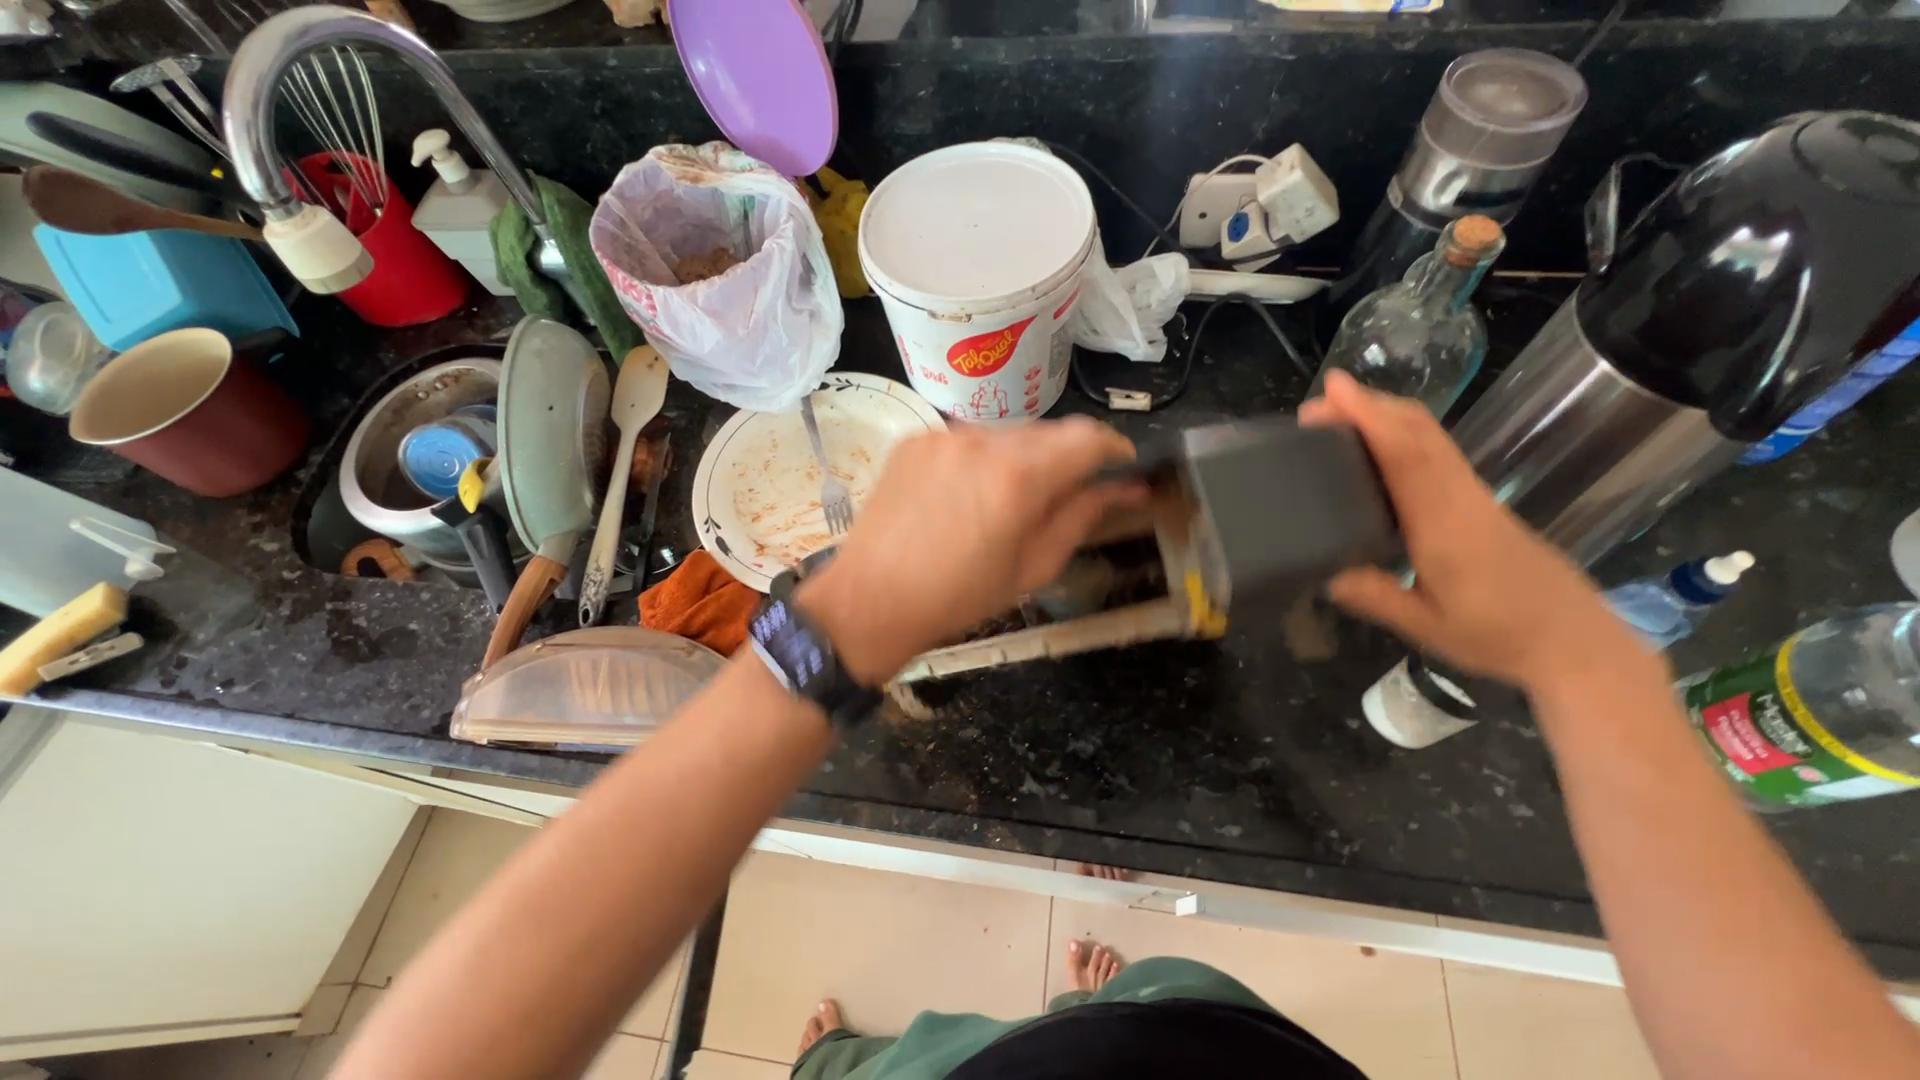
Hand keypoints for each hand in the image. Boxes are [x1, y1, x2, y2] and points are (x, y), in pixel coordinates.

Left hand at [795, 417, 1143, 684]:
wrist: (871, 600)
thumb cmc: (959, 597)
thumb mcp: (1032, 567)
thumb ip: (1081, 517)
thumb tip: (1125, 488)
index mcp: (1018, 476)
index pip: (1088, 437)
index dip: (1115, 448)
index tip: (1123, 466)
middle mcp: (982, 441)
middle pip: (1049, 430)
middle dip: (1069, 455)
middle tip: (1071, 492)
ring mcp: (943, 436)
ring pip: (1008, 432)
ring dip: (1026, 455)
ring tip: (1014, 499)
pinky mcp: (915, 439)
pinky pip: (968, 439)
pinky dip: (985, 458)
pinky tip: (972, 494)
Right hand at [1304, 371, 1650, 690]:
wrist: (1574, 642)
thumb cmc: (1499, 636)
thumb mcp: (1425, 626)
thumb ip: (1373, 596)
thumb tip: (1323, 572)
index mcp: (1443, 525)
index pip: (1405, 455)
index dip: (1369, 417)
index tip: (1334, 391)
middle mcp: (1460, 498)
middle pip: (1420, 431)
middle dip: (1371, 406)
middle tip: (1320, 404)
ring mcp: (1475, 497)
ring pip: (1431, 438)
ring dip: (1387, 417)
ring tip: (1340, 420)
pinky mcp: (1480, 504)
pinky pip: (1438, 455)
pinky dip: (1403, 437)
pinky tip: (1379, 452)